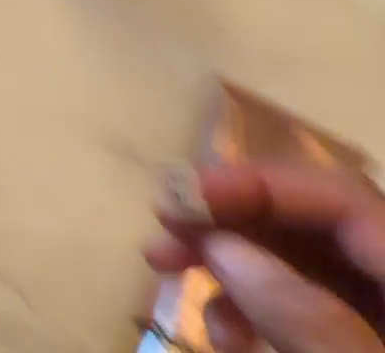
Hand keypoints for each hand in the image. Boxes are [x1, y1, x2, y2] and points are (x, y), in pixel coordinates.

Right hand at [144, 163, 384, 352]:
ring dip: (229, 267)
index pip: (345, 202)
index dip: (257, 185)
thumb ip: (309, 321)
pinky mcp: (368, 342)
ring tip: (179, 290)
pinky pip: (309, 306)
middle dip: (228, 225)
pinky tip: (226, 335)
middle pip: (318, 226)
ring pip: (303, 264)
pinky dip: (255, 310)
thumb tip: (221, 245)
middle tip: (158, 238)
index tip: (174, 197)